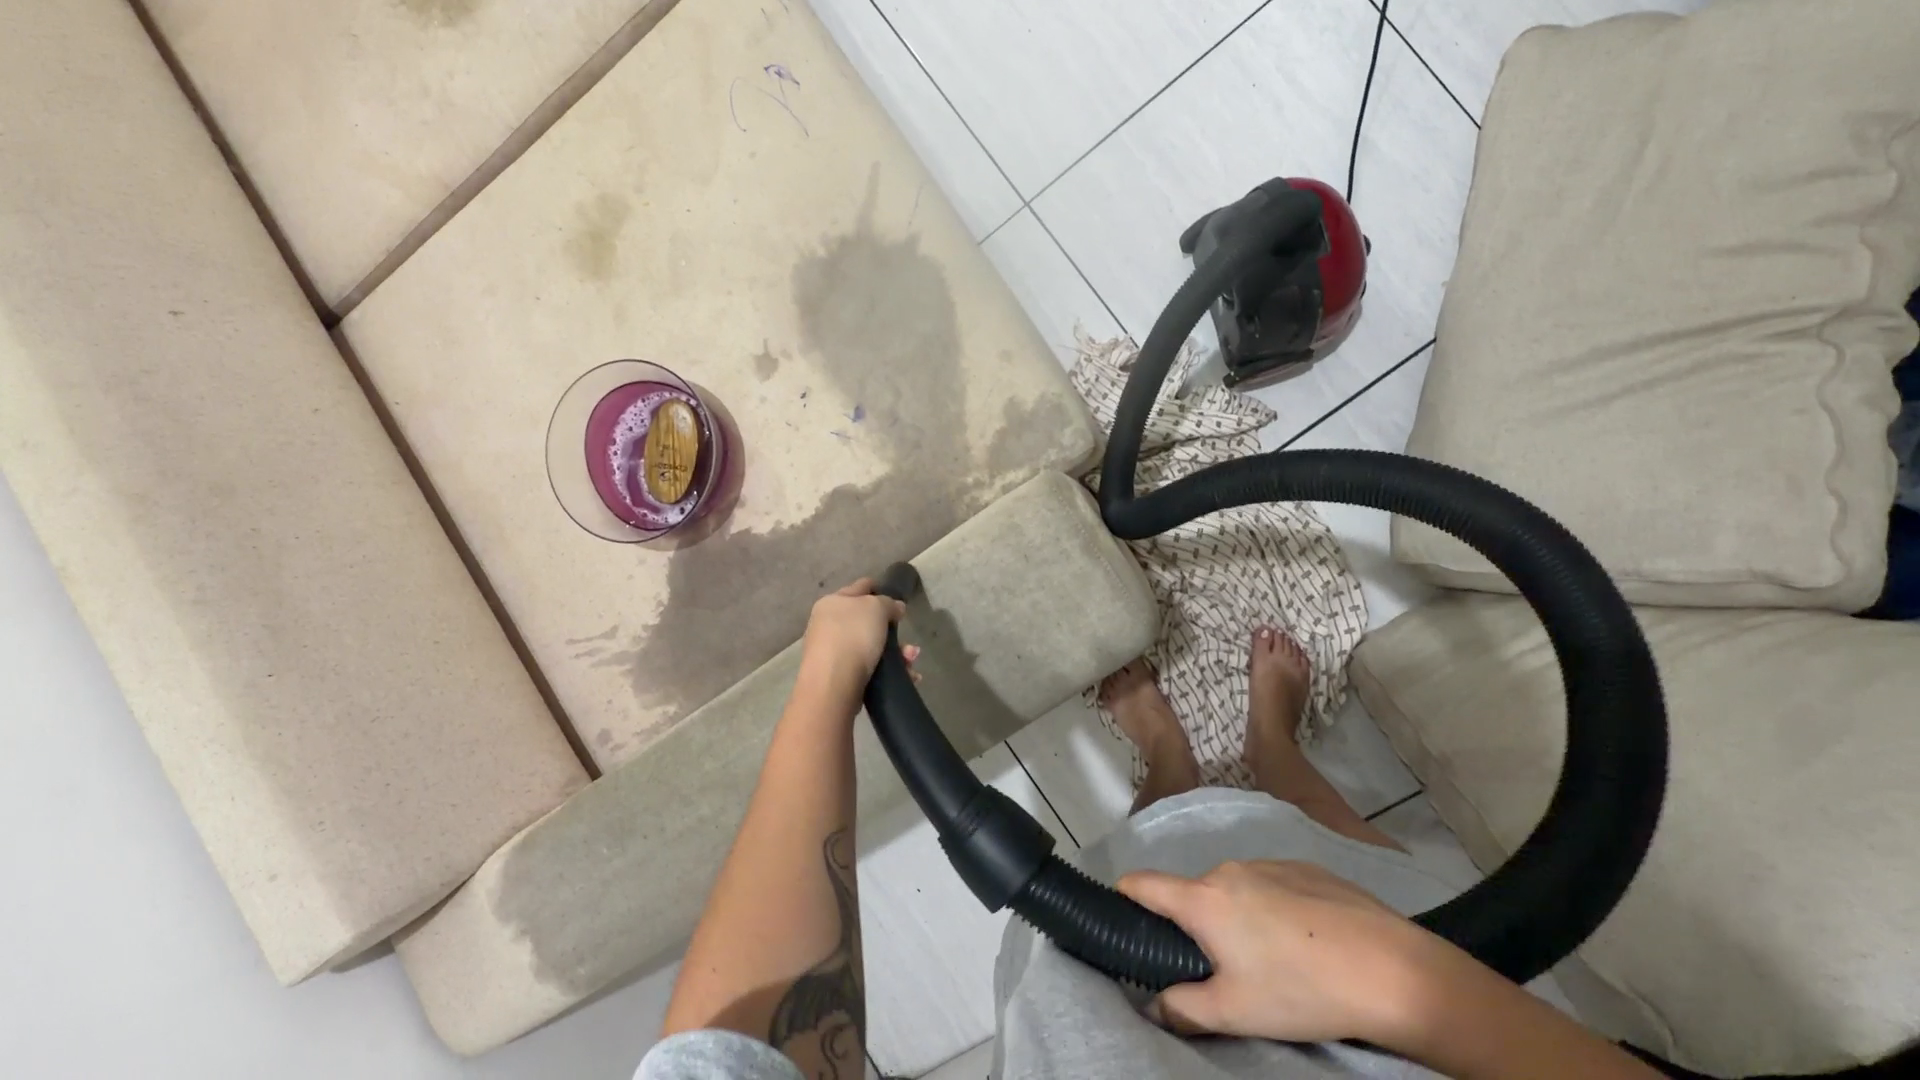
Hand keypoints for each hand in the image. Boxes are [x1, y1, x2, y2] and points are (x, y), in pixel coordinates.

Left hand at [798, 578, 909, 694]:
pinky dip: (889, 670)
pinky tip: (907, 675)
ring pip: (873, 646)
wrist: (833, 684)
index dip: (880, 589)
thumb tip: (895, 608)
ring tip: (910, 661)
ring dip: (897, 653)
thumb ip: (888, 603)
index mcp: (833, 603)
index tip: (898, 599)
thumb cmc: (853, 636)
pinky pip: (871, 667)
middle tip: (908, 640)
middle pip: (868, 621)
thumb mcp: (876, 607)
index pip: (860, 587)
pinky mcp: (841, 675)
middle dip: (893, 631)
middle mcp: (830, 625)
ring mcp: (834, 652)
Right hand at [1118, 860, 1444, 1045]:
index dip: (1125, 899)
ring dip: (1238, 919)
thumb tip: (1154, 1005)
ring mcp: (1270, 863)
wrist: (1392, 970)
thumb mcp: (1234, 1012)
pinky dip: (1274, 910)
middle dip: (1197, 927)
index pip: (1141, 883)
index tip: (1126, 923)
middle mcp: (1229, 870)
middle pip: (1193, 895)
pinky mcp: (1307, 867)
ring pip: (1235, 892)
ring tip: (1274, 961)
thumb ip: (1182, 1008)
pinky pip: (1272, 886)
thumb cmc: (1301, 991)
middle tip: (1222, 971)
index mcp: (1203, 899)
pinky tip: (1308, 944)